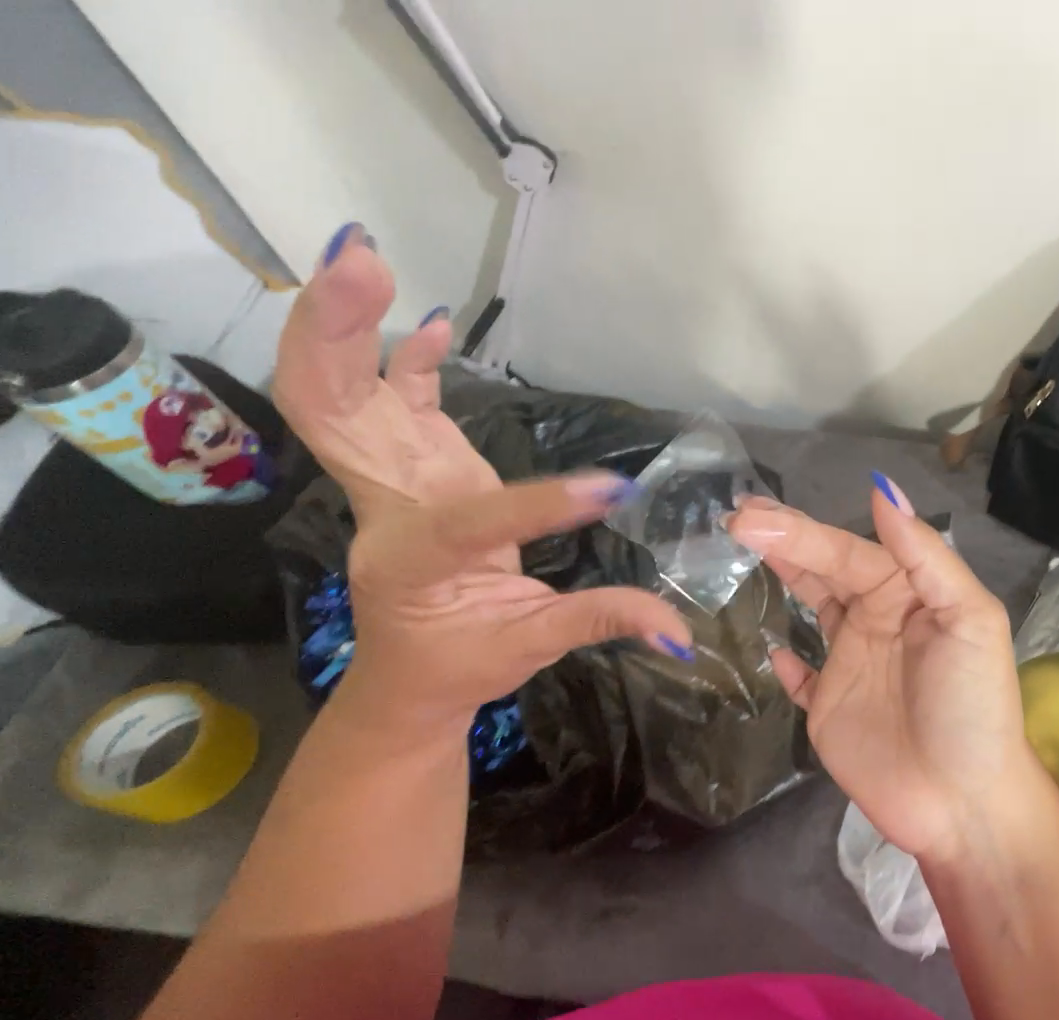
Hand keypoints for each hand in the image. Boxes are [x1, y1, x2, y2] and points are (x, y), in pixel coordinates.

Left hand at [271, 224, 691, 725]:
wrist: (404, 677)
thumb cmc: (461, 664)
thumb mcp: (531, 647)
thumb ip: (601, 623)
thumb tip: (682, 633)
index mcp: (413, 559)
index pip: (474, 519)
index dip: (543, 505)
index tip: (612, 496)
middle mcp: (386, 508)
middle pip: (329, 410)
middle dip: (334, 334)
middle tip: (360, 264)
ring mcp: (392, 480)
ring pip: (338, 393)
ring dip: (342, 323)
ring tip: (363, 255)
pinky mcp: (411, 467)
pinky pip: (390, 399)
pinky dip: (398, 353)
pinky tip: (437, 321)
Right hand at [728, 475, 1046, 863]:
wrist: (963, 803)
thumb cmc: (972, 706)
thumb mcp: (970, 620)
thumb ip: (926, 556)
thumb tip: (883, 489)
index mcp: (912, 596)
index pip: (853, 552)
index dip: (805, 533)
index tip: (754, 515)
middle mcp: (879, 622)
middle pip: (827, 570)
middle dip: (786, 540)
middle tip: (736, 516)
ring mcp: (852, 666)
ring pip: (812, 607)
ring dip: (782, 576)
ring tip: (740, 546)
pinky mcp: (828, 710)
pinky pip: (800, 676)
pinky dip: (784, 661)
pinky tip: (769, 646)